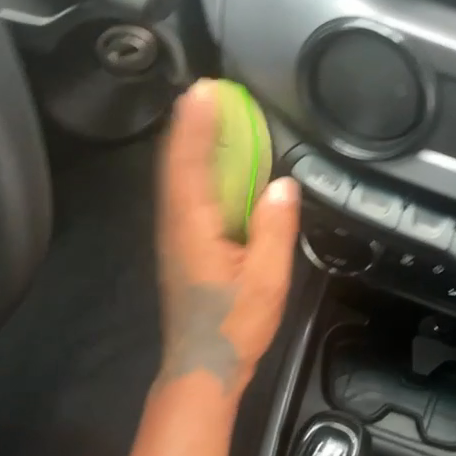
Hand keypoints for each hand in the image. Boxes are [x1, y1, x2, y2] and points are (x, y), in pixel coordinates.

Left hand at [155, 80, 300, 394]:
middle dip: (189, 124)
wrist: (202, 364)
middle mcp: (175, 224)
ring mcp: (173, 236)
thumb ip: (273, 228)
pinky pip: (182, 194)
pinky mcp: (179, 246)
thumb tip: (282, 185)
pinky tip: (207, 164)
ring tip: (204, 115)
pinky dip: (192, 168)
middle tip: (206, 92)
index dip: (197, 125)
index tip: (205, 91)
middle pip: (175, 163)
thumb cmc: (234, 325)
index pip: (190, 163)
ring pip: (174, 178)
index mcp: (194, 227)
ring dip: (188, 143)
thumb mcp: (267, 279)